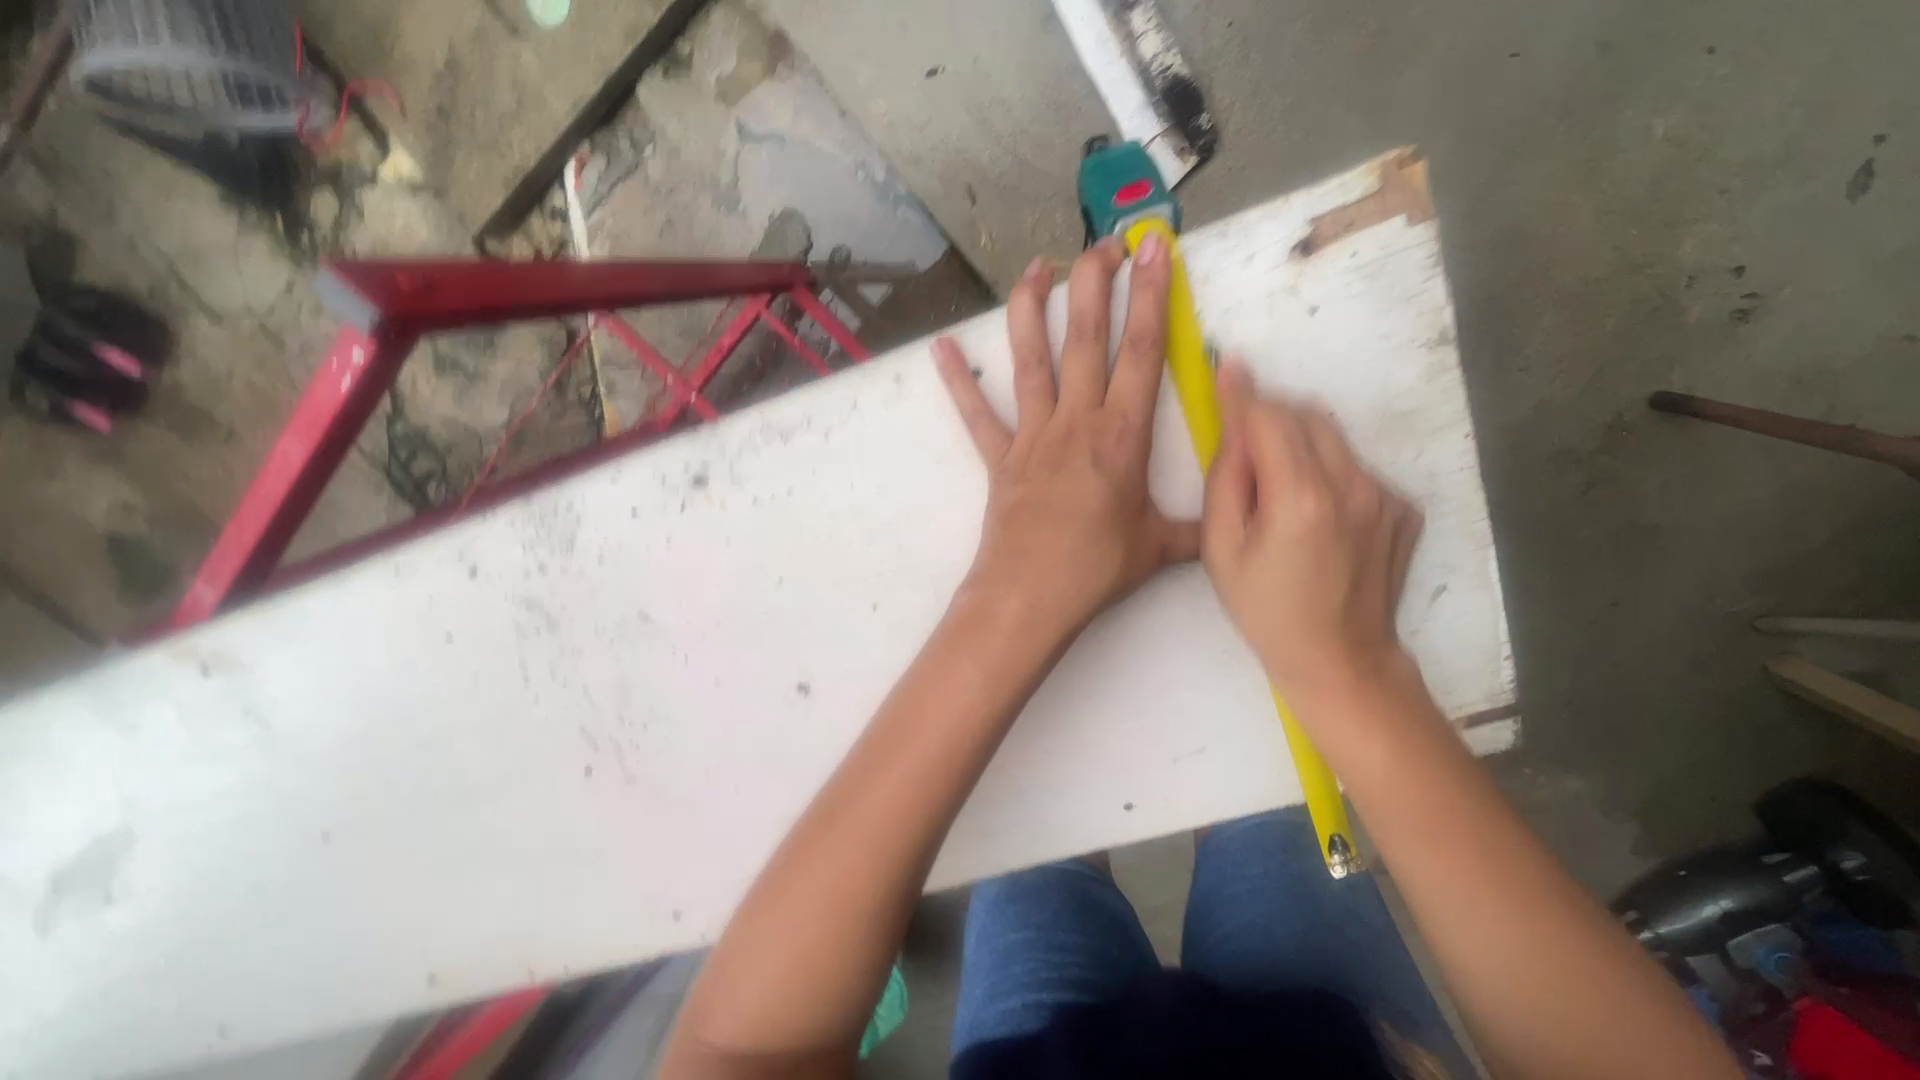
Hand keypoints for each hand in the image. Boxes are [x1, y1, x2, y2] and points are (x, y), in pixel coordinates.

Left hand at [934, 234, 1199, 637]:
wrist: (1030, 596)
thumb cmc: (1097, 569)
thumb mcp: (1161, 547)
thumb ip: (1197, 529)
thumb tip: (1228, 527)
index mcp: (1122, 435)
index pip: (1142, 352)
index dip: (1151, 296)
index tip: (1155, 250)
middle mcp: (1076, 421)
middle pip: (1086, 338)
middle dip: (1096, 283)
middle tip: (1104, 243)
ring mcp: (1032, 436)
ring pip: (1030, 359)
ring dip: (1032, 309)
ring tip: (1036, 267)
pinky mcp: (1000, 458)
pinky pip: (977, 414)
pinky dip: (958, 382)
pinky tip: (942, 349)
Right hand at [1201, 364, 1423, 701]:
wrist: (1340, 658)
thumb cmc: (1266, 609)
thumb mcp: (1221, 550)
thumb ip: (1228, 480)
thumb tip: (1236, 426)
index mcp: (1300, 498)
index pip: (1268, 419)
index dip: (1244, 393)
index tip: (1229, 364)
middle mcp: (1351, 485)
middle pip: (1305, 416)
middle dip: (1271, 418)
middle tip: (1247, 451)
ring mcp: (1385, 495)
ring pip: (1334, 438)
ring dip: (1301, 444)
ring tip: (1283, 493)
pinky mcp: (1404, 507)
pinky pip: (1356, 467)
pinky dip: (1330, 473)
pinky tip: (1319, 518)